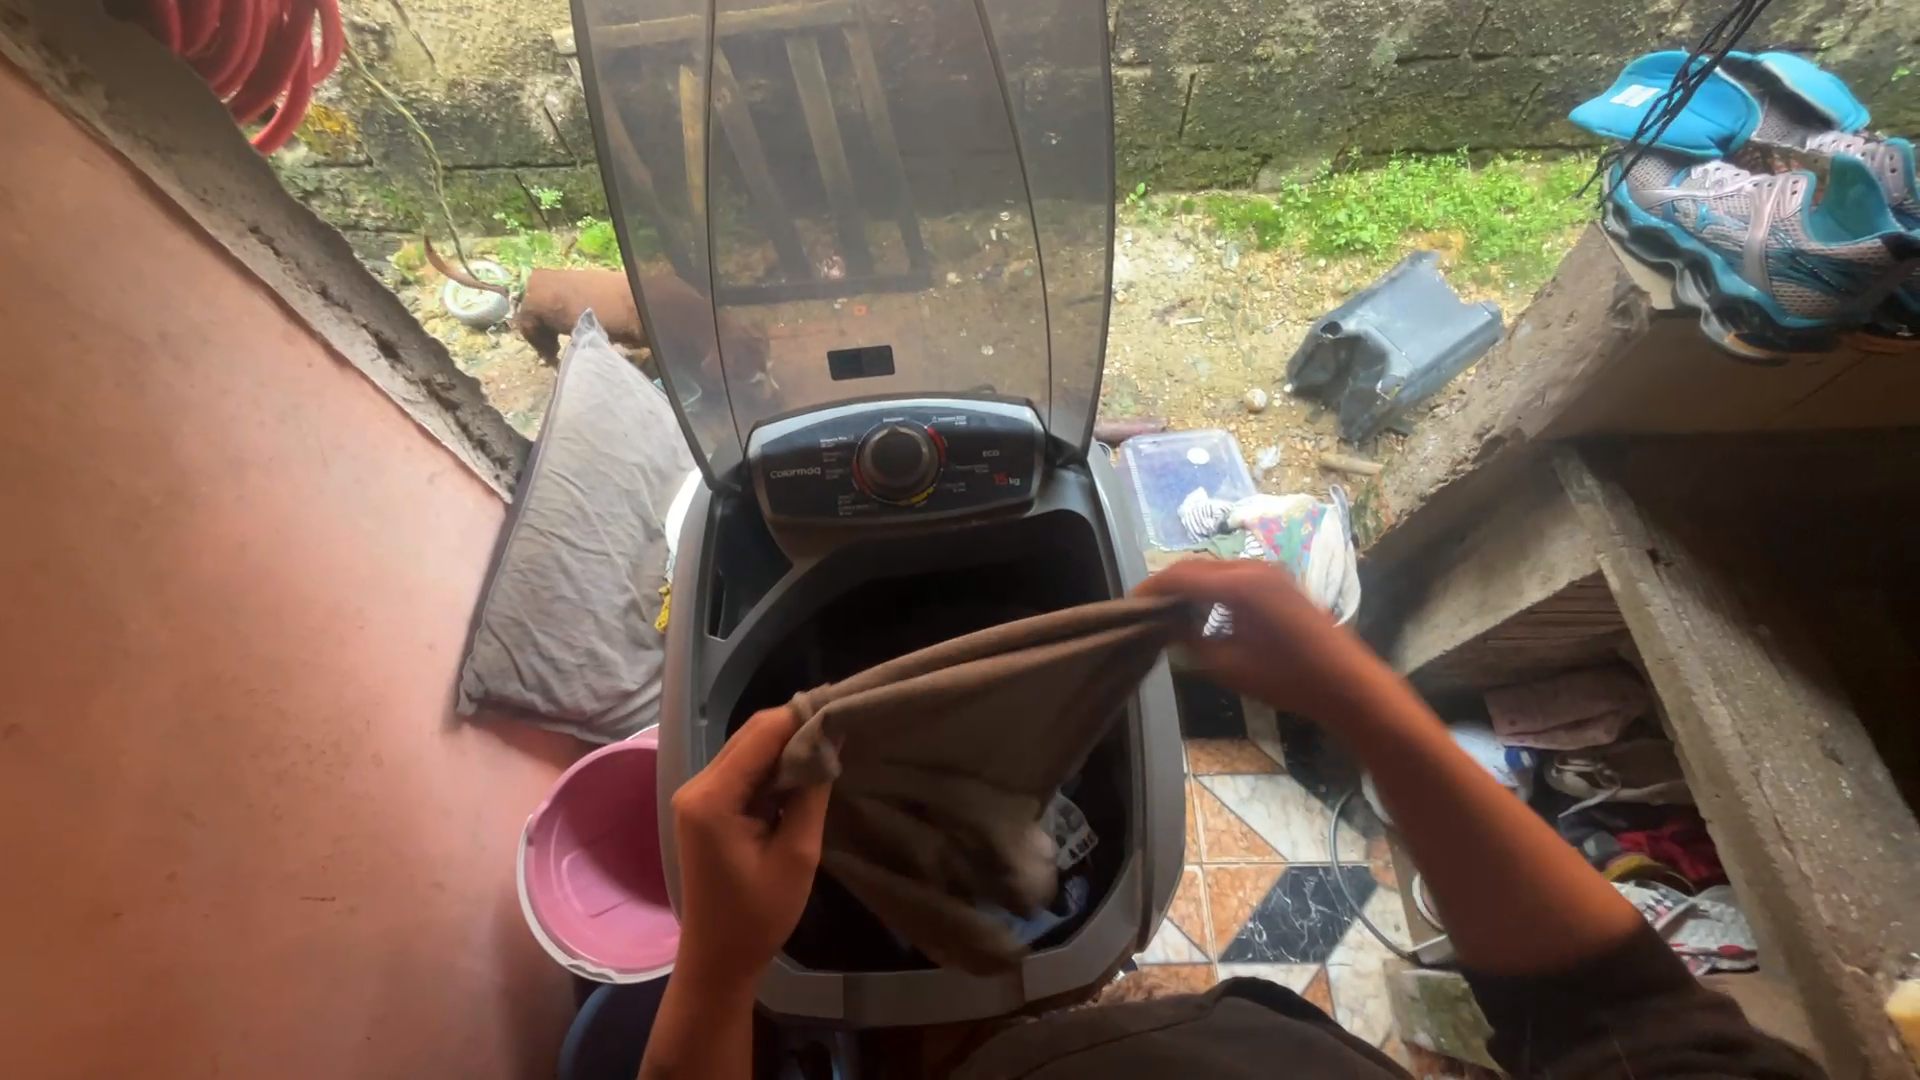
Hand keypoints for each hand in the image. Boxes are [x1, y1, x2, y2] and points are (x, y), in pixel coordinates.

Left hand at [671, 706, 831, 987]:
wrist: (718, 961)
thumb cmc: (759, 915)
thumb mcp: (798, 853)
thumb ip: (812, 790)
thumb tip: (831, 738)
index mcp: (712, 798)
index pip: (762, 733)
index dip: (802, 716)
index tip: (843, 709)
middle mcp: (698, 786)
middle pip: (752, 733)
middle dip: (796, 725)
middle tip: (841, 724)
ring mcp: (698, 794)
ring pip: (749, 746)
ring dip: (787, 743)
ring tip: (830, 743)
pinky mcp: (706, 805)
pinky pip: (745, 767)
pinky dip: (774, 762)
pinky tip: (804, 767)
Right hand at [1136, 558, 1374, 718]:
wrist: (1347, 683)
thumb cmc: (1288, 679)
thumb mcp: (1227, 665)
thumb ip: (1190, 639)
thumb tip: (1164, 626)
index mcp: (1240, 585)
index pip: (1180, 575)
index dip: (1151, 588)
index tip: (1130, 605)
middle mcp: (1253, 567)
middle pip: (1195, 566)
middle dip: (1168, 585)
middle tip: (1145, 609)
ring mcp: (1269, 571)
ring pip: (1213, 569)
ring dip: (1189, 586)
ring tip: (1168, 612)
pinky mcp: (1278, 580)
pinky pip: (1232, 575)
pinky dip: (1210, 588)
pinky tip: (1202, 611)